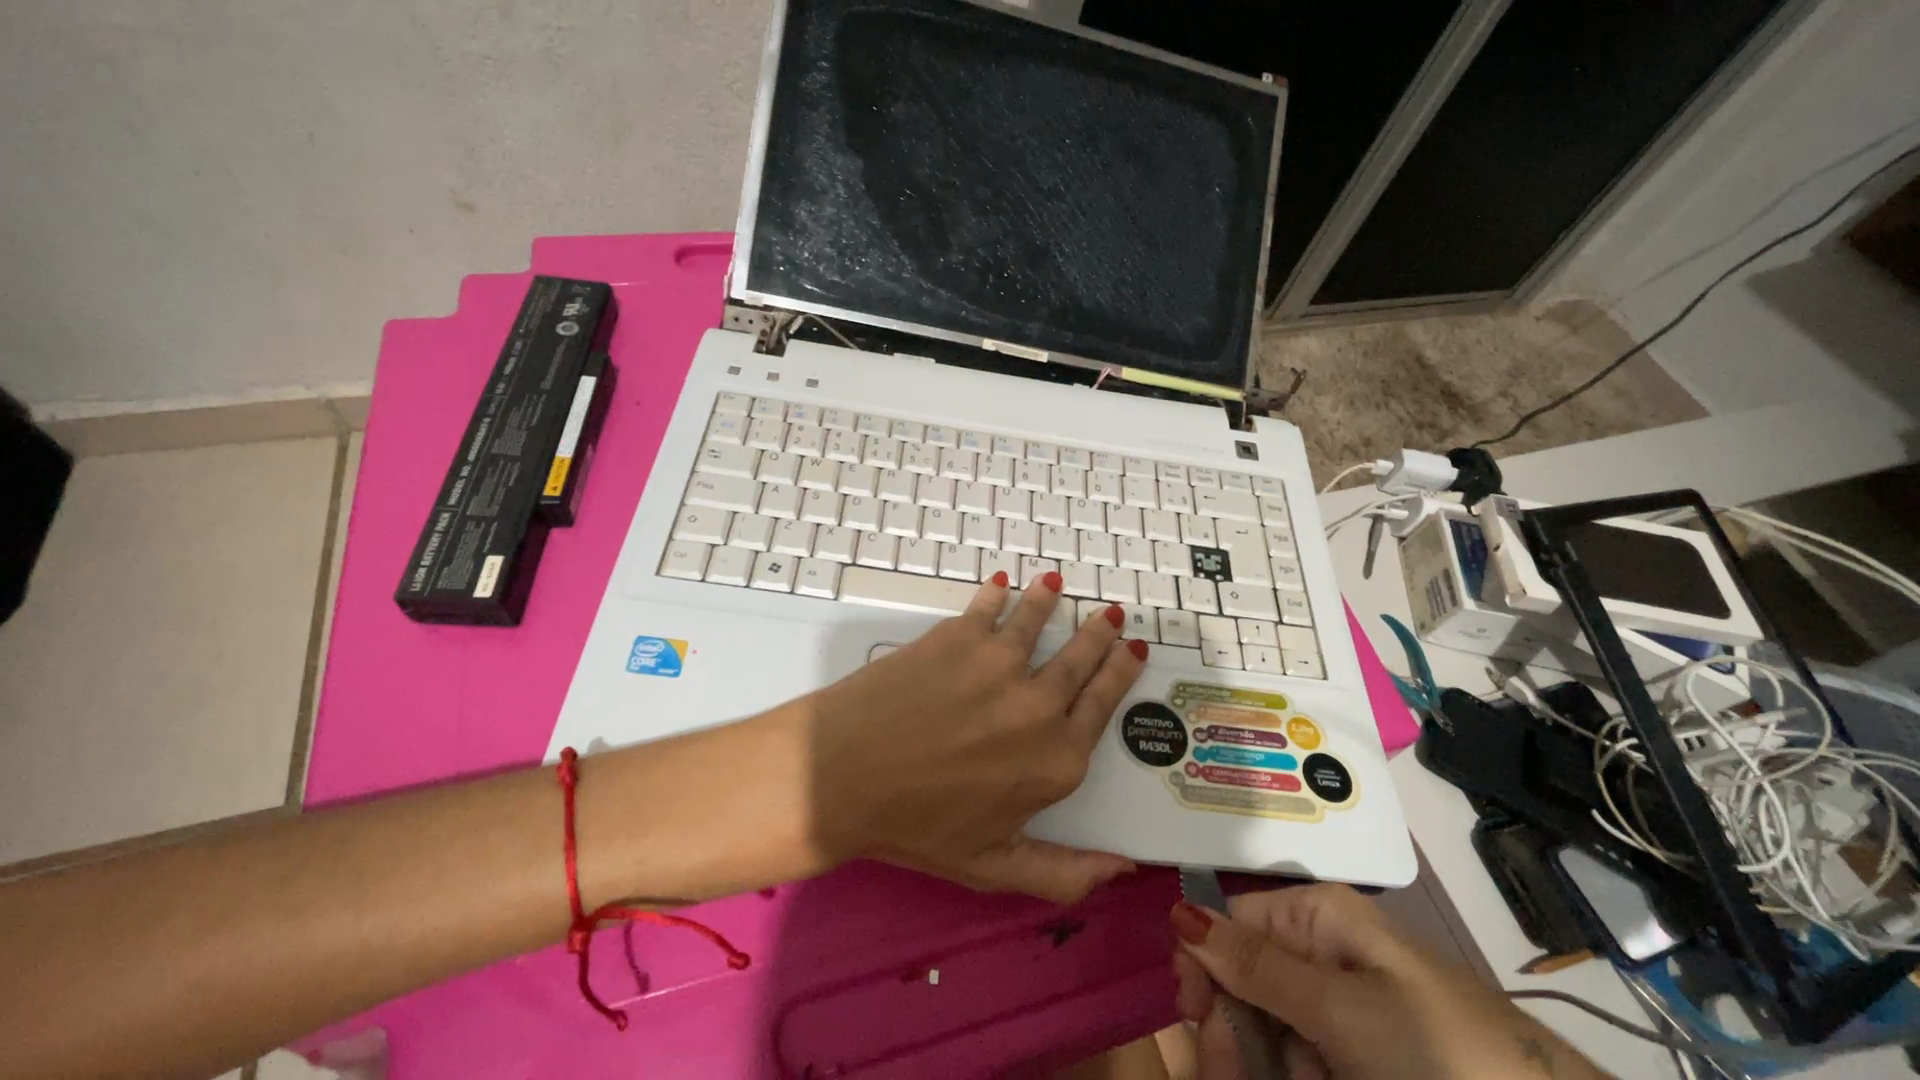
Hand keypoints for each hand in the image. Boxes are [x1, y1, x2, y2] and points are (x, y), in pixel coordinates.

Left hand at [804, 571, 1147, 902]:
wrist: (841, 776)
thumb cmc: (915, 827)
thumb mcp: (993, 868)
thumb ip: (1065, 873)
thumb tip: (1124, 869)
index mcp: (1056, 761)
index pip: (1102, 707)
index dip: (1120, 676)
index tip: (1132, 652)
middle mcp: (1039, 706)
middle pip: (1080, 660)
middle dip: (1099, 635)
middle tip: (1111, 616)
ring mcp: (999, 663)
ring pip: (1038, 622)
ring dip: (1051, 602)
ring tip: (1058, 585)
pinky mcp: (958, 636)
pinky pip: (989, 605)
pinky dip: (999, 592)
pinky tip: (1002, 581)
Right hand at [1169, 885, 1609, 1079]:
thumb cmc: (1436, 1052)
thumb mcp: (1339, 1009)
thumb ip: (1254, 965)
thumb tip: (1177, 909)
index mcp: (1318, 917)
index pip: (1229, 923)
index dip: (1203, 967)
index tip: (1193, 1020)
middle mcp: (1321, 949)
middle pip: (1240, 978)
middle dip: (1229, 1031)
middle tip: (1226, 1076)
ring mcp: (1337, 1004)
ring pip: (1262, 1025)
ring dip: (1255, 1061)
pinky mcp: (1351, 1048)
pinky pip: (1296, 1053)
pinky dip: (1289, 1072)